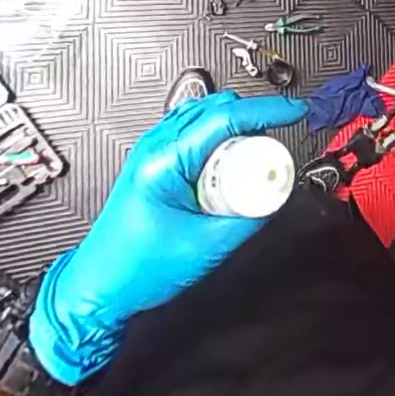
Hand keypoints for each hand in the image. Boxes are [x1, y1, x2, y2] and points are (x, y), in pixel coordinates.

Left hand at [28, 92, 307, 384]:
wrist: (100, 287)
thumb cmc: (136, 269)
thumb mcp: (206, 245)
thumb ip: (249, 217)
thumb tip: (275, 195)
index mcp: (164, 159)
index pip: (224, 117)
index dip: (266, 110)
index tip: (294, 111)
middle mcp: (156, 145)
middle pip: (218, 108)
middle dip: (256, 120)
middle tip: (276, 149)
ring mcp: (154, 150)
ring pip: (208, 116)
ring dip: (239, 129)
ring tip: (255, 160)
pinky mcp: (159, 160)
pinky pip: (198, 133)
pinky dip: (223, 139)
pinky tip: (232, 163)